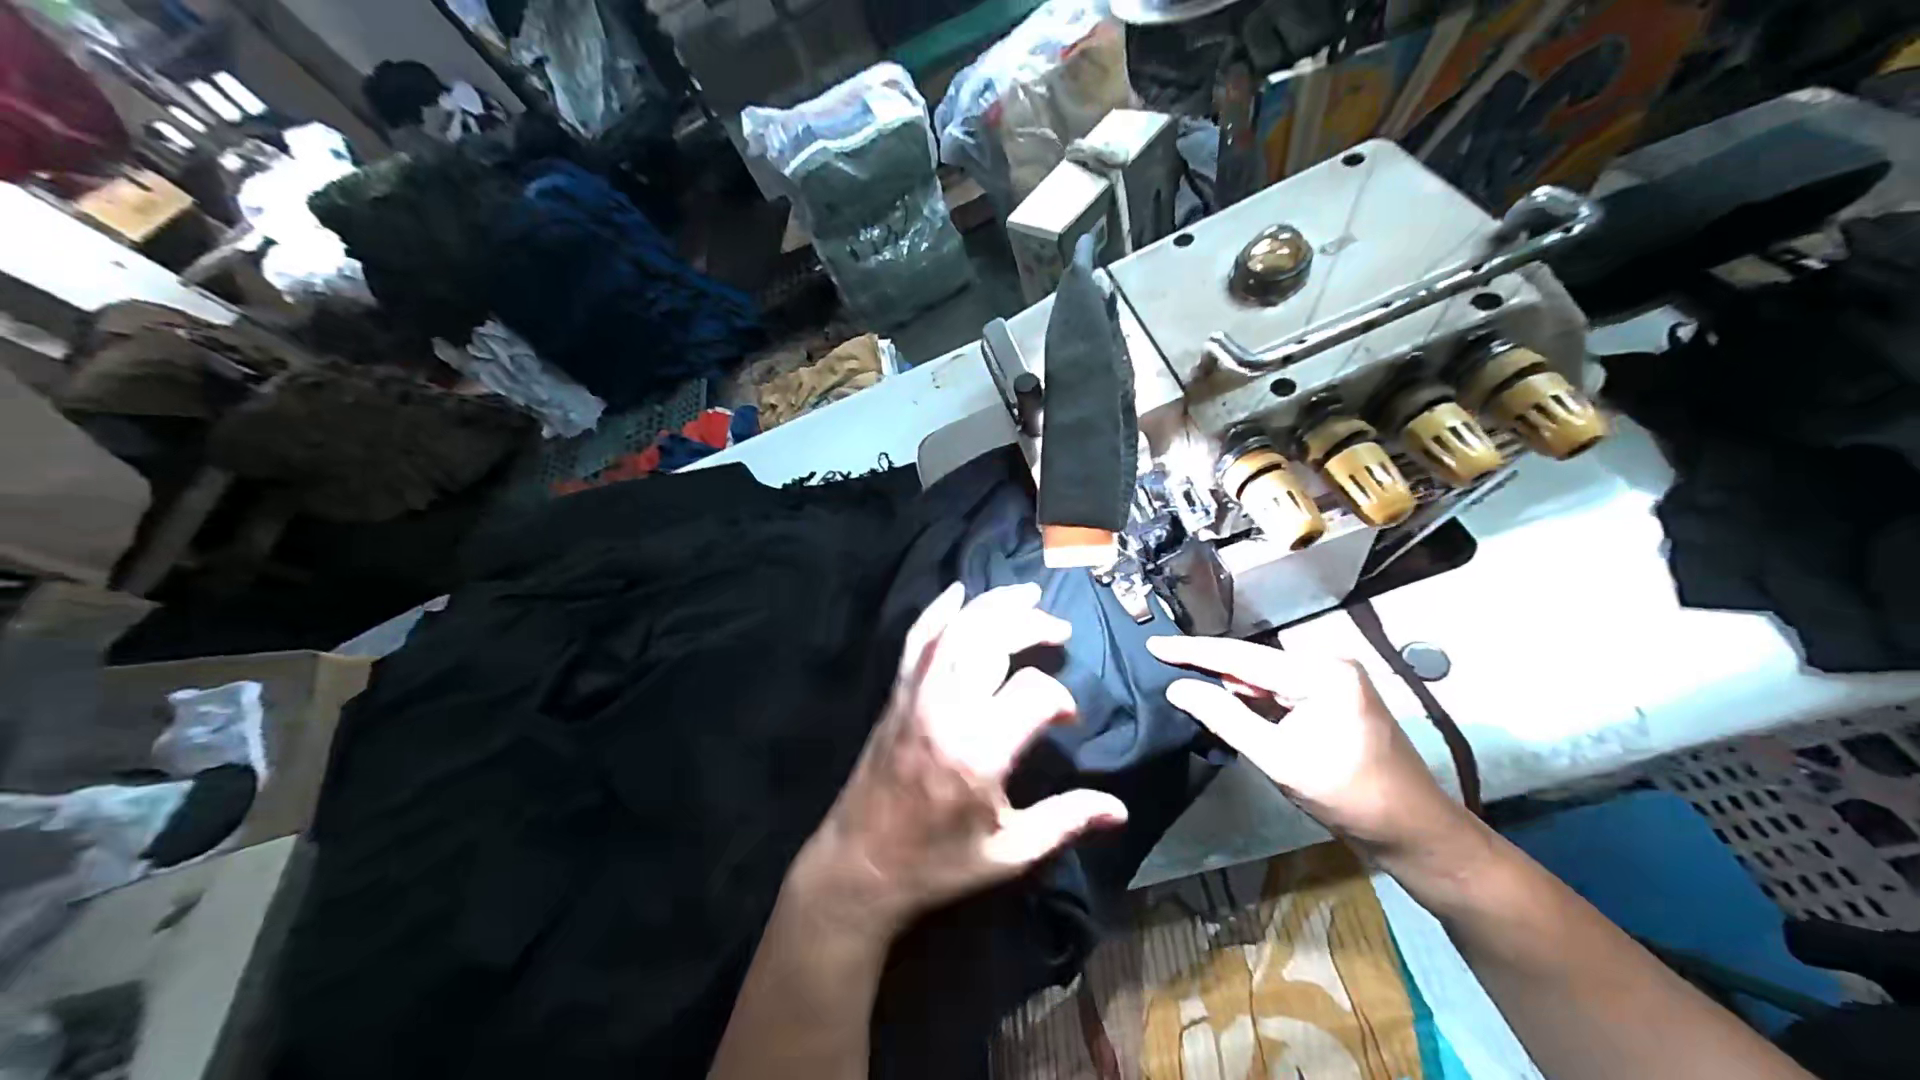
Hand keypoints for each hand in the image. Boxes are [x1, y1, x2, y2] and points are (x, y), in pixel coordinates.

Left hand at [789, 582, 1129, 939]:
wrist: (860, 864)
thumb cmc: (937, 863)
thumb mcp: (1009, 853)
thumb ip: (1065, 822)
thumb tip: (1118, 810)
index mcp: (979, 751)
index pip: (1033, 693)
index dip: (1061, 699)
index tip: (1069, 719)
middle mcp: (947, 710)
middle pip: (992, 641)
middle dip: (1031, 625)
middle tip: (1059, 631)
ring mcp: (917, 695)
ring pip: (957, 630)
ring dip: (993, 606)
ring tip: (1026, 594)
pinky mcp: (897, 694)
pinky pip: (917, 639)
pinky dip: (939, 610)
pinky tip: (959, 592)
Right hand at [1146, 635, 1468, 855]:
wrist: (1413, 831)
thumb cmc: (1350, 797)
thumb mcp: (1278, 759)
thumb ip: (1225, 718)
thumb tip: (1179, 689)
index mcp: (1320, 672)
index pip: (1241, 657)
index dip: (1193, 652)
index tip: (1154, 645)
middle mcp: (1327, 664)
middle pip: (1250, 662)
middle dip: (1207, 666)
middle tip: (1161, 663)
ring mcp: (1333, 679)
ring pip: (1263, 677)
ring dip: (1228, 684)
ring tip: (1182, 679)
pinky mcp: (1332, 697)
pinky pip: (1279, 690)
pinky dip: (1251, 699)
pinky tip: (1223, 700)